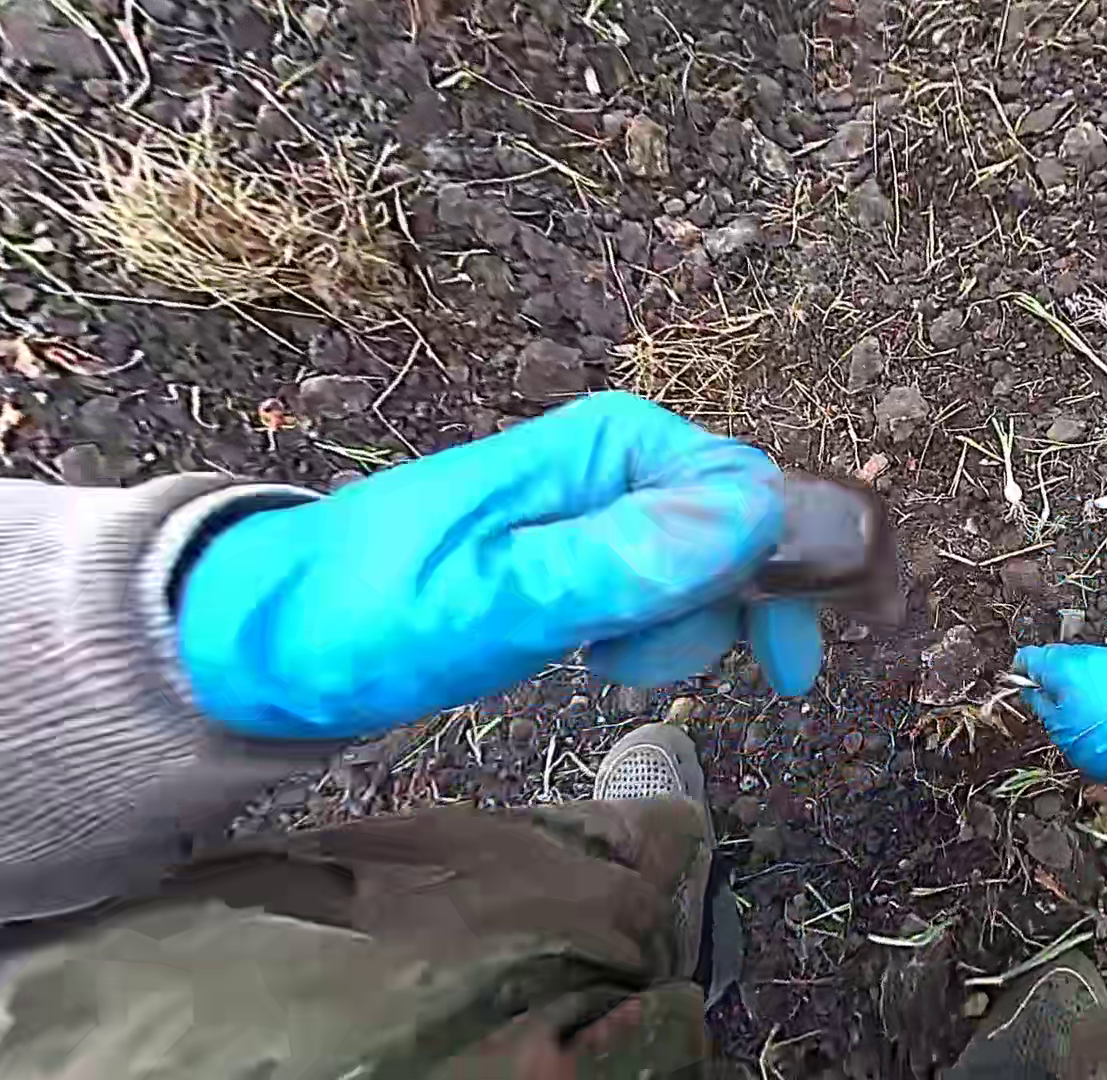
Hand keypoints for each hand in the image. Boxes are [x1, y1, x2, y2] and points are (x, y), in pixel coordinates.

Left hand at [178, 393, 821, 737]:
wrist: (281, 639)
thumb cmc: (376, 613)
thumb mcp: (501, 597)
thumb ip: (630, 557)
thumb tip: (760, 519)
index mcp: (624, 443)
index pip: (752, 491)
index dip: (771, 569)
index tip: (761, 651)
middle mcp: (639, 460)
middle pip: (745, 530)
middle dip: (727, 608)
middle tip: (651, 667)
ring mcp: (629, 500)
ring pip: (723, 565)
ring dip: (692, 629)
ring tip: (610, 665)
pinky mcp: (616, 541)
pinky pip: (685, 584)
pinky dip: (670, 631)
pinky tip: (613, 655)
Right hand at [1012, 645, 1106, 782]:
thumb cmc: (1103, 744)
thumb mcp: (1058, 728)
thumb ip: (1039, 702)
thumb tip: (1030, 690)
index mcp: (1061, 667)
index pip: (1030, 656)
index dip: (1024, 672)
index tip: (1026, 685)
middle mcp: (1086, 654)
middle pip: (1058, 656)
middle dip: (1054, 675)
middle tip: (1057, 702)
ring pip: (1084, 661)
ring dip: (1079, 677)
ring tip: (1086, 707)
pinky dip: (1103, 680)